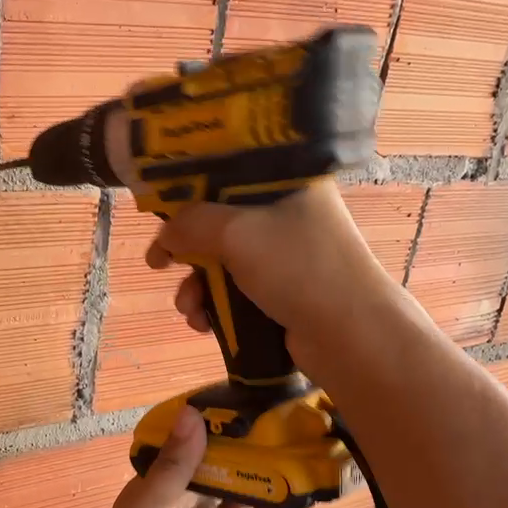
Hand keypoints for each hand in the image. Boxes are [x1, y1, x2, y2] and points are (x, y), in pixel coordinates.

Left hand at [60, 407, 288, 507]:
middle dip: (248, 448)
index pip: (189, 445)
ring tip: (304, 447)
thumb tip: (193, 413)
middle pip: (221, 469)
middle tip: (287, 418)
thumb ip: (176, 465)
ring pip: (243, 496)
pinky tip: (307, 492)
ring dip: (268, 477)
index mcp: (155, 484)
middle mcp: (182, 502)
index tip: (246, 398)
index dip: (214, 425)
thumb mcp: (147, 506)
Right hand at [147, 179, 399, 350]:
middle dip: (186, 251)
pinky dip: (211, 306)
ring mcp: (283, 256)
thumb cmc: (296, 267)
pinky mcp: (279, 291)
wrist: (347, 332)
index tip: (161, 217)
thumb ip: (190, 225)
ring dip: (195, 287)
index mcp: (286, 184)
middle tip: (160, 265)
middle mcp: (286, 214)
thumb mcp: (235, 232)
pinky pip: (231, 291)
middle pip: (217, 223)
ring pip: (219, 262)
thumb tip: (165, 237)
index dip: (188, 194)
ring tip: (191, 310)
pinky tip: (203, 324)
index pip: (226, 175)